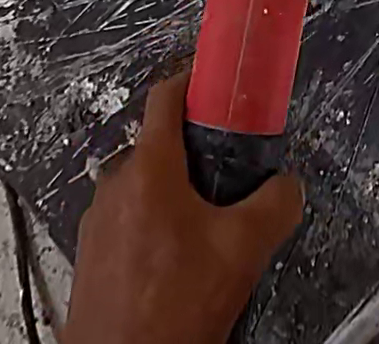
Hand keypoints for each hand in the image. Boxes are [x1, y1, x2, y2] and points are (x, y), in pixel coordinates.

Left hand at [61, 70, 303, 343]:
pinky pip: (132, 214)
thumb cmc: (179, 300)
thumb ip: (279, 199)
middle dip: (200, 144)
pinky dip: (160, 216)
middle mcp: (115, 186)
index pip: (166, 96)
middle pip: (163, 140)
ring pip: (148, 180)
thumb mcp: (247, 245)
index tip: (227, 82)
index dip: (197, 77)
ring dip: (180, 184)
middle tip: (235, 163)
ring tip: (214, 215)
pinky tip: (185, 252)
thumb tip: (287, 184)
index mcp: (148, 169)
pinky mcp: (91, 256)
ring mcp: (97, 223)